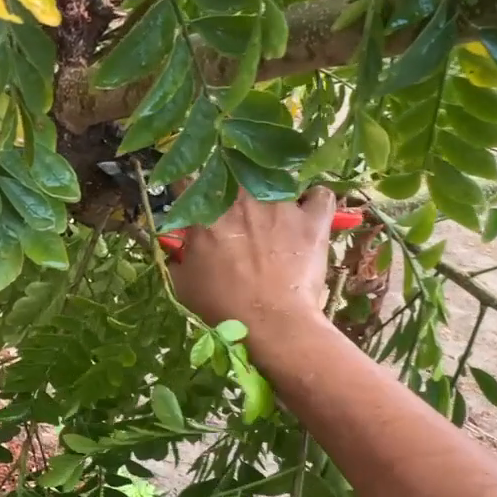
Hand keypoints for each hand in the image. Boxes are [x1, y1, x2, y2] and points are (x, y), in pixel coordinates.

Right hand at [168, 187, 337, 331]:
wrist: (272, 323)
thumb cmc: (221, 305)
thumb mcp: (182, 281)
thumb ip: (177, 254)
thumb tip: (176, 245)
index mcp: (204, 214)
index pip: (187, 182)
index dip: (187, 190)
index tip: (189, 199)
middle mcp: (240, 200)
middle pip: (232, 174)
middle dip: (229, 186)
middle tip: (232, 209)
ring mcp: (279, 206)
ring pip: (275, 180)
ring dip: (269, 192)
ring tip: (271, 211)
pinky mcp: (312, 220)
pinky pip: (320, 196)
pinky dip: (313, 200)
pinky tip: (307, 210)